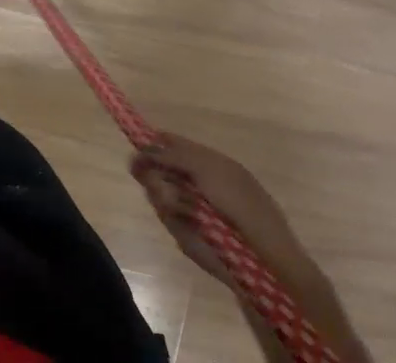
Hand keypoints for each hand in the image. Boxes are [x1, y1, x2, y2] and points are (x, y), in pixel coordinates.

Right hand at [131, 134, 306, 290]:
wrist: (258, 251)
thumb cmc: (240, 202)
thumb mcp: (208, 167)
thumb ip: (173, 154)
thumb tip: (142, 148)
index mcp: (205, 162)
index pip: (170, 144)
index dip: (153, 143)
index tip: (138, 147)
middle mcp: (192, 180)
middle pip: (156, 165)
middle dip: (154, 168)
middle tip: (156, 176)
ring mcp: (185, 204)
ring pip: (155, 187)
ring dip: (164, 191)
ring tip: (182, 203)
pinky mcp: (180, 228)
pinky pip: (163, 210)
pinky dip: (172, 210)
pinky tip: (187, 216)